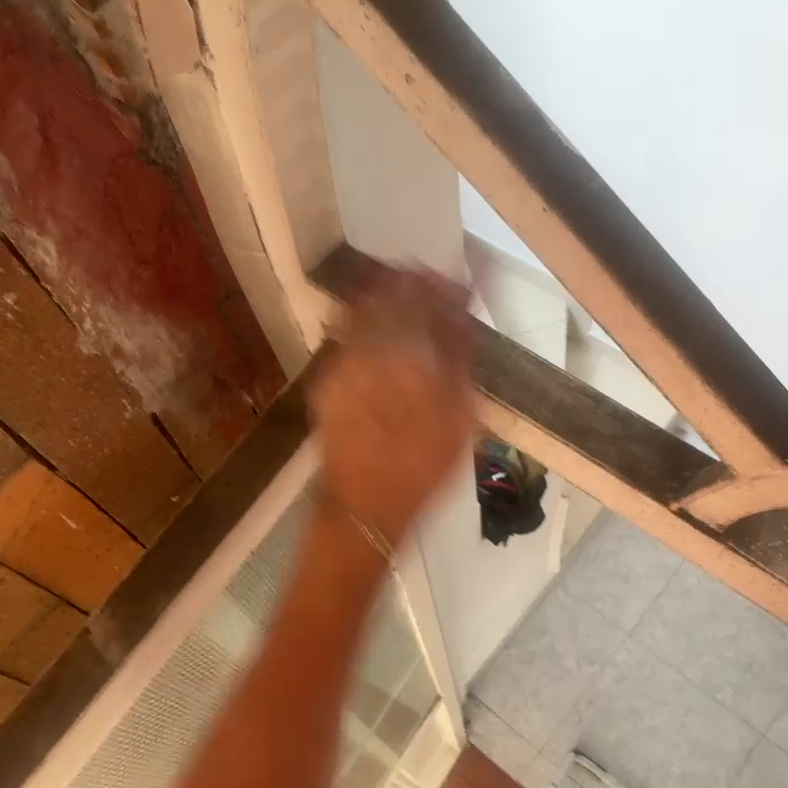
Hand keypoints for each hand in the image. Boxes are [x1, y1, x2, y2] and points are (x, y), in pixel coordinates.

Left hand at [312, 263, 475, 545]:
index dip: (441, 284)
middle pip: (388, 296)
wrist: (364, 507)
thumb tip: (463, 323)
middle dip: (410, 282)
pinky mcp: (325, 380)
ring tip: (399, 296)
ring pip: (361, 312)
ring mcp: (342, 364)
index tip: (455, 283)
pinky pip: (343, 338)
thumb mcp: (458, 422)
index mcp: (412, 358)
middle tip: (426, 281)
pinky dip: (359, 324)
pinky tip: (373, 328)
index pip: (425, 299)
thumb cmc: (420, 471)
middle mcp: (372, 351)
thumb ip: (459, 365)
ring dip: (382, 296)